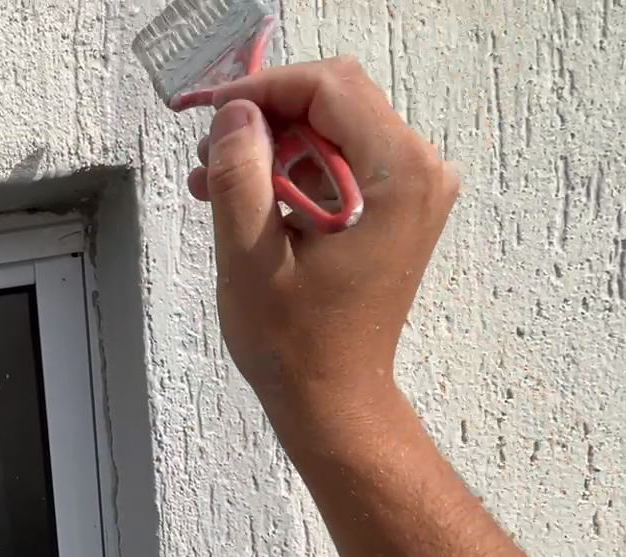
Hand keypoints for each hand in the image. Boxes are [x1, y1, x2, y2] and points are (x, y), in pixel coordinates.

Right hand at [183, 58, 459, 430]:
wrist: (331, 398)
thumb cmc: (292, 344)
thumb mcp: (250, 262)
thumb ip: (240, 180)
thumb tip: (233, 115)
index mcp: (398, 176)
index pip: (331, 88)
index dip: (264, 90)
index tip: (208, 113)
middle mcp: (420, 171)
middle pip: (337, 105)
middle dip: (266, 120)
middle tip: (205, 156)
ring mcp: (411, 192)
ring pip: (333, 136)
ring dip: (271, 151)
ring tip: (211, 183)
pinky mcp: (393, 213)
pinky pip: (339, 170)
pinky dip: (290, 178)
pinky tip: (245, 202)